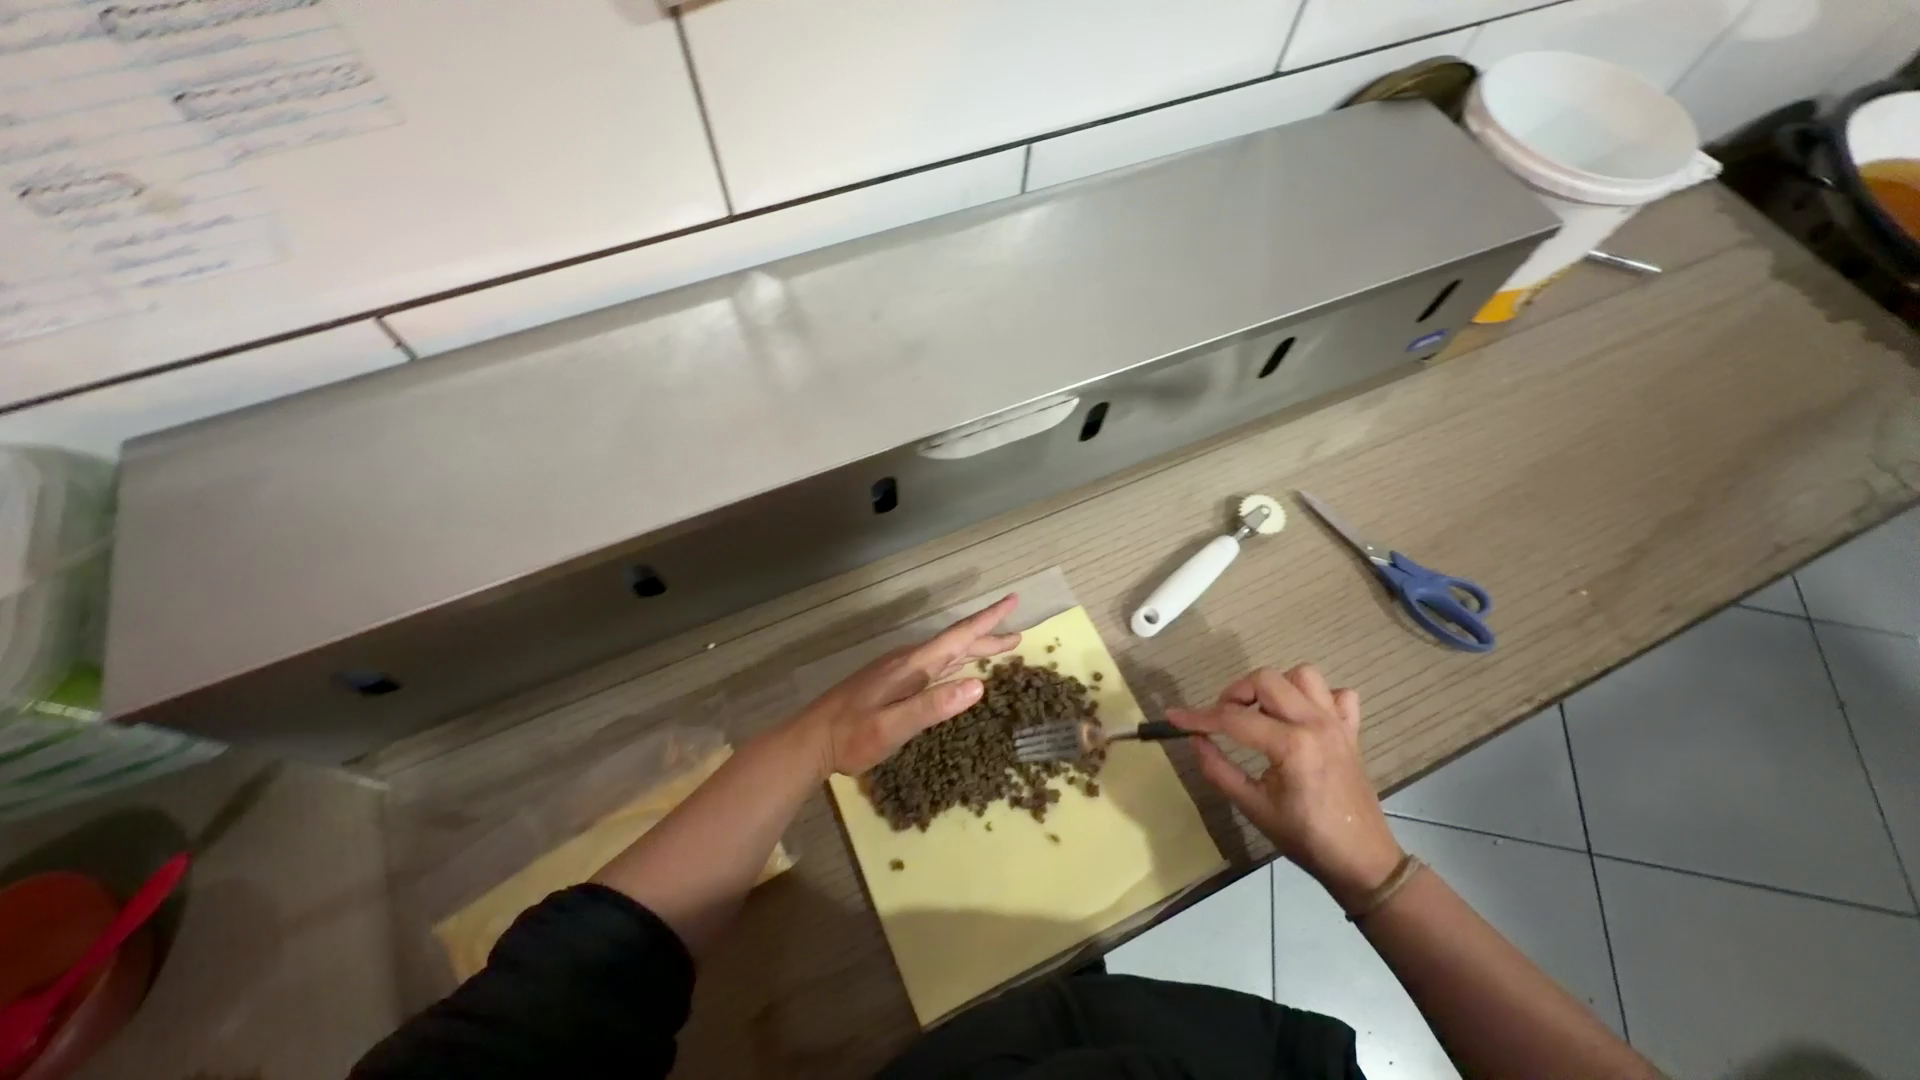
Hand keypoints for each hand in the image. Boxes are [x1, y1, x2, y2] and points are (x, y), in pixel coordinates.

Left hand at [792, 594, 1020, 778]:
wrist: (811, 740)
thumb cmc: (852, 737)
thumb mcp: (893, 727)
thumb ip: (933, 706)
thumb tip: (978, 685)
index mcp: (912, 667)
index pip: (957, 637)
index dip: (987, 620)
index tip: (1013, 600)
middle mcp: (907, 662)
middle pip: (954, 642)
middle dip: (987, 634)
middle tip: (1017, 633)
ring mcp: (897, 670)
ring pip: (944, 652)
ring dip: (972, 647)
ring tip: (998, 646)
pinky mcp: (890, 682)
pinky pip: (933, 663)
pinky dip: (955, 660)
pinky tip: (958, 669)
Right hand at [1167, 664, 1403, 911]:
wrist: (1361, 860)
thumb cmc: (1304, 838)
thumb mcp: (1253, 807)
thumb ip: (1218, 769)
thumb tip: (1195, 740)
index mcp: (1292, 746)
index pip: (1233, 718)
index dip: (1198, 716)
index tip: (1173, 717)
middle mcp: (1316, 724)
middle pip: (1267, 679)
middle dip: (1235, 692)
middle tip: (1222, 717)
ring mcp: (1337, 724)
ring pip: (1302, 676)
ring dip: (1275, 687)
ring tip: (1261, 712)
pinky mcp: (1351, 731)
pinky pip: (1336, 694)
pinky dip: (1315, 697)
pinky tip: (1300, 718)